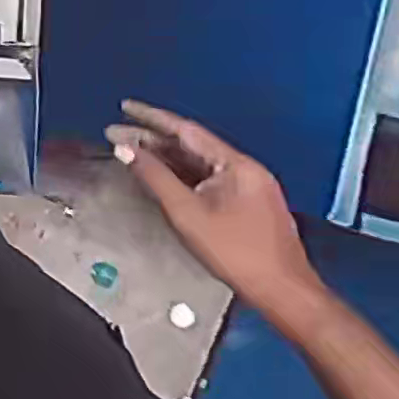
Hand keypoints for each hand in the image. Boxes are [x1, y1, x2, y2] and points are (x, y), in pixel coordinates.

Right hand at [106, 101, 324, 318]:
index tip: (126, 107)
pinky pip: (204, 178)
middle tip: (115, 133)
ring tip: (129, 149)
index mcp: (235, 165)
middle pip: (190, 145)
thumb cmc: (237, 253)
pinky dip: (178, 173)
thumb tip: (125, 149)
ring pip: (196, 162)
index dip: (151, 117)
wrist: (283, 292)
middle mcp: (243, 169)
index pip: (185, 130)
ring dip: (162, 156)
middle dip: (151, 138)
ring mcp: (245, 186)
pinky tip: (157, 173)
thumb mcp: (187, 213)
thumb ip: (154, 177)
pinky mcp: (243, 202)